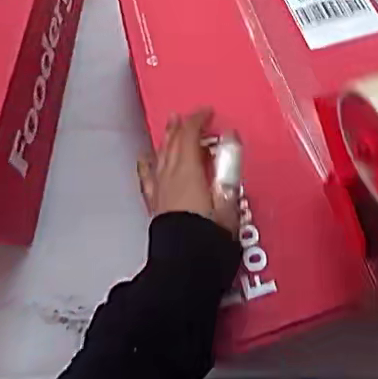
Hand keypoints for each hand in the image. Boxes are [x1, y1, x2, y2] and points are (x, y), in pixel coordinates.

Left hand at [137, 109, 239, 234]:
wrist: (183, 267)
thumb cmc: (211, 234)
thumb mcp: (230, 199)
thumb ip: (230, 165)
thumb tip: (231, 137)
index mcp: (189, 171)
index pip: (190, 136)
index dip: (197, 120)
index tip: (208, 111)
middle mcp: (170, 176)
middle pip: (173, 144)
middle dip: (179, 127)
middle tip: (185, 115)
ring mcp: (160, 190)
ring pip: (161, 156)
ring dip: (165, 140)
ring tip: (168, 130)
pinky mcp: (155, 205)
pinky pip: (148, 177)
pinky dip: (148, 164)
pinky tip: (146, 161)